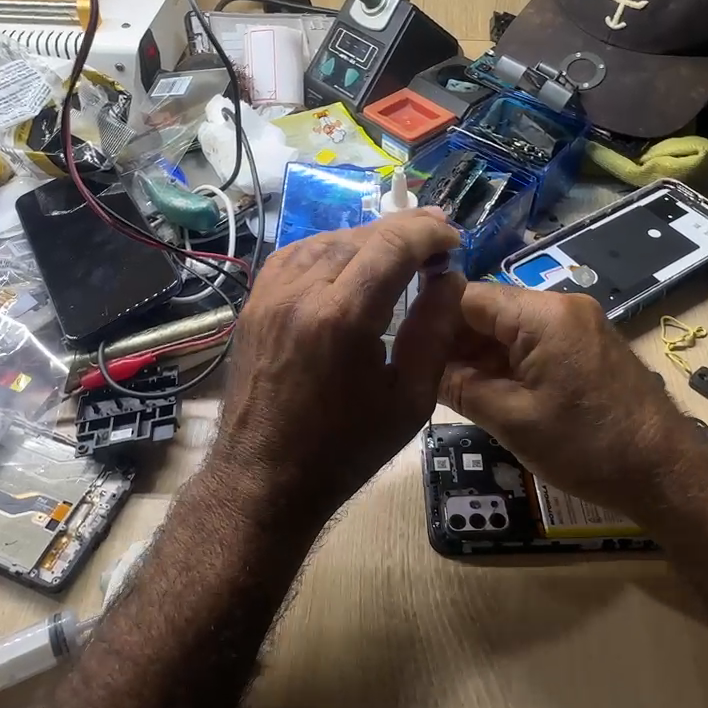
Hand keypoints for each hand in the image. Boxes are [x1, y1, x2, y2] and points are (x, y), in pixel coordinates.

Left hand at [212, 208, 465, 522]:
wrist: (263, 477)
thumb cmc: (344, 449)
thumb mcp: (409, 400)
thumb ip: (434, 332)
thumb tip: (450, 280)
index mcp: (342, 318)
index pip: (391, 245)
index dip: (428, 232)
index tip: (454, 238)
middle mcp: (300, 293)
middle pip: (359, 236)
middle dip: (403, 230)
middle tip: (437, 235)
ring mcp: (270, 295)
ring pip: (325, 239)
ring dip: (366, 237)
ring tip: (399, 246)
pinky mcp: (254, 303)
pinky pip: (294, 255)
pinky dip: (328, 248)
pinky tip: (349, 260)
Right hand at [439, 284, 707, 515]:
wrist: (667, 473)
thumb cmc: (587, 447)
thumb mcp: (511, 420)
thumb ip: (459, 387)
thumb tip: (420, 369)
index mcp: (543, 315)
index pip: (468, 297)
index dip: (431, 320)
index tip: (403, 348)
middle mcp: (562, 306)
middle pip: (489, 310)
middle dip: (454, 340)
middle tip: (419, 374)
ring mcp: (578, 324)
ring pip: (509, 328)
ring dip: (478, 354)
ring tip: (446, 386)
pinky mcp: (586, 346)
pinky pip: (533, 342)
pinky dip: (506, 363)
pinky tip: (483, 388)